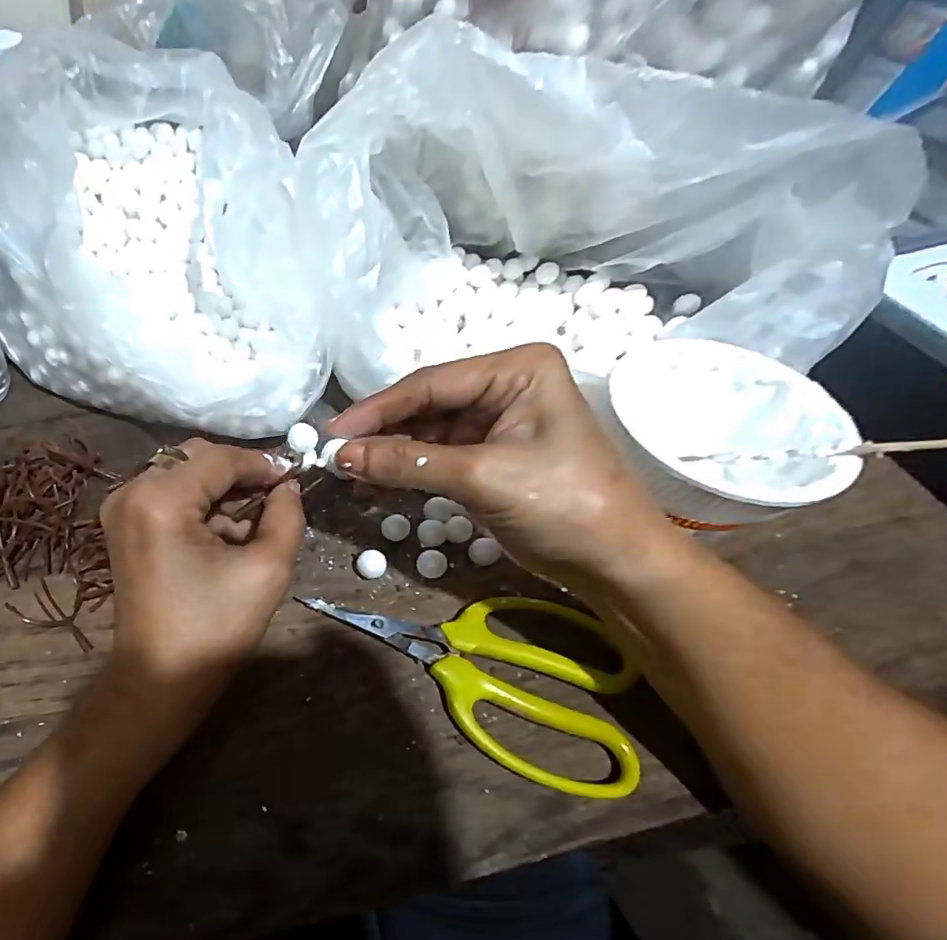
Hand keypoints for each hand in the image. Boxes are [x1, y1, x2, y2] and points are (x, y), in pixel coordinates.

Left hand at [100, 438, 303, 687]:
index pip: (219, 458)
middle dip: (238, 475)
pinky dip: (197, 505)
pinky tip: (221, 535)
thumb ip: (286, 517)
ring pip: (182, 474)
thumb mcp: (266, 571)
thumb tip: (287, 486)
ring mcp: (120, 508)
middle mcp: (131, 491)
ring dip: (219, 491)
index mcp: (160, 499)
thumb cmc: (213, 629)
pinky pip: (166, 494)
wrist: (159, 676)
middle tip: (274, 501)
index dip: (262, 464)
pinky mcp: (121, 524)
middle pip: (196, 458)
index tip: (294, 478)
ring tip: (248, 527)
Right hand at [326, 346, 675, 581]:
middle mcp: (504, 387)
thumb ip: (408, 462)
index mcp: (517, 370)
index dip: (377, 410)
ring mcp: (495, 423)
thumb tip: (342, 457)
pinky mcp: (487, 458)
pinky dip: (405, 473)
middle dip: (381, 434)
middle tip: (335, 458)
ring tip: (349, 476)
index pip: (431, 384)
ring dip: (388, 456)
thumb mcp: (480, 477)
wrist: (614, 562)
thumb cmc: (563, 506)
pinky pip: (435, 458)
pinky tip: (374, 487)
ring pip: (425, 434)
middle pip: (425, 406)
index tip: (333, 434)